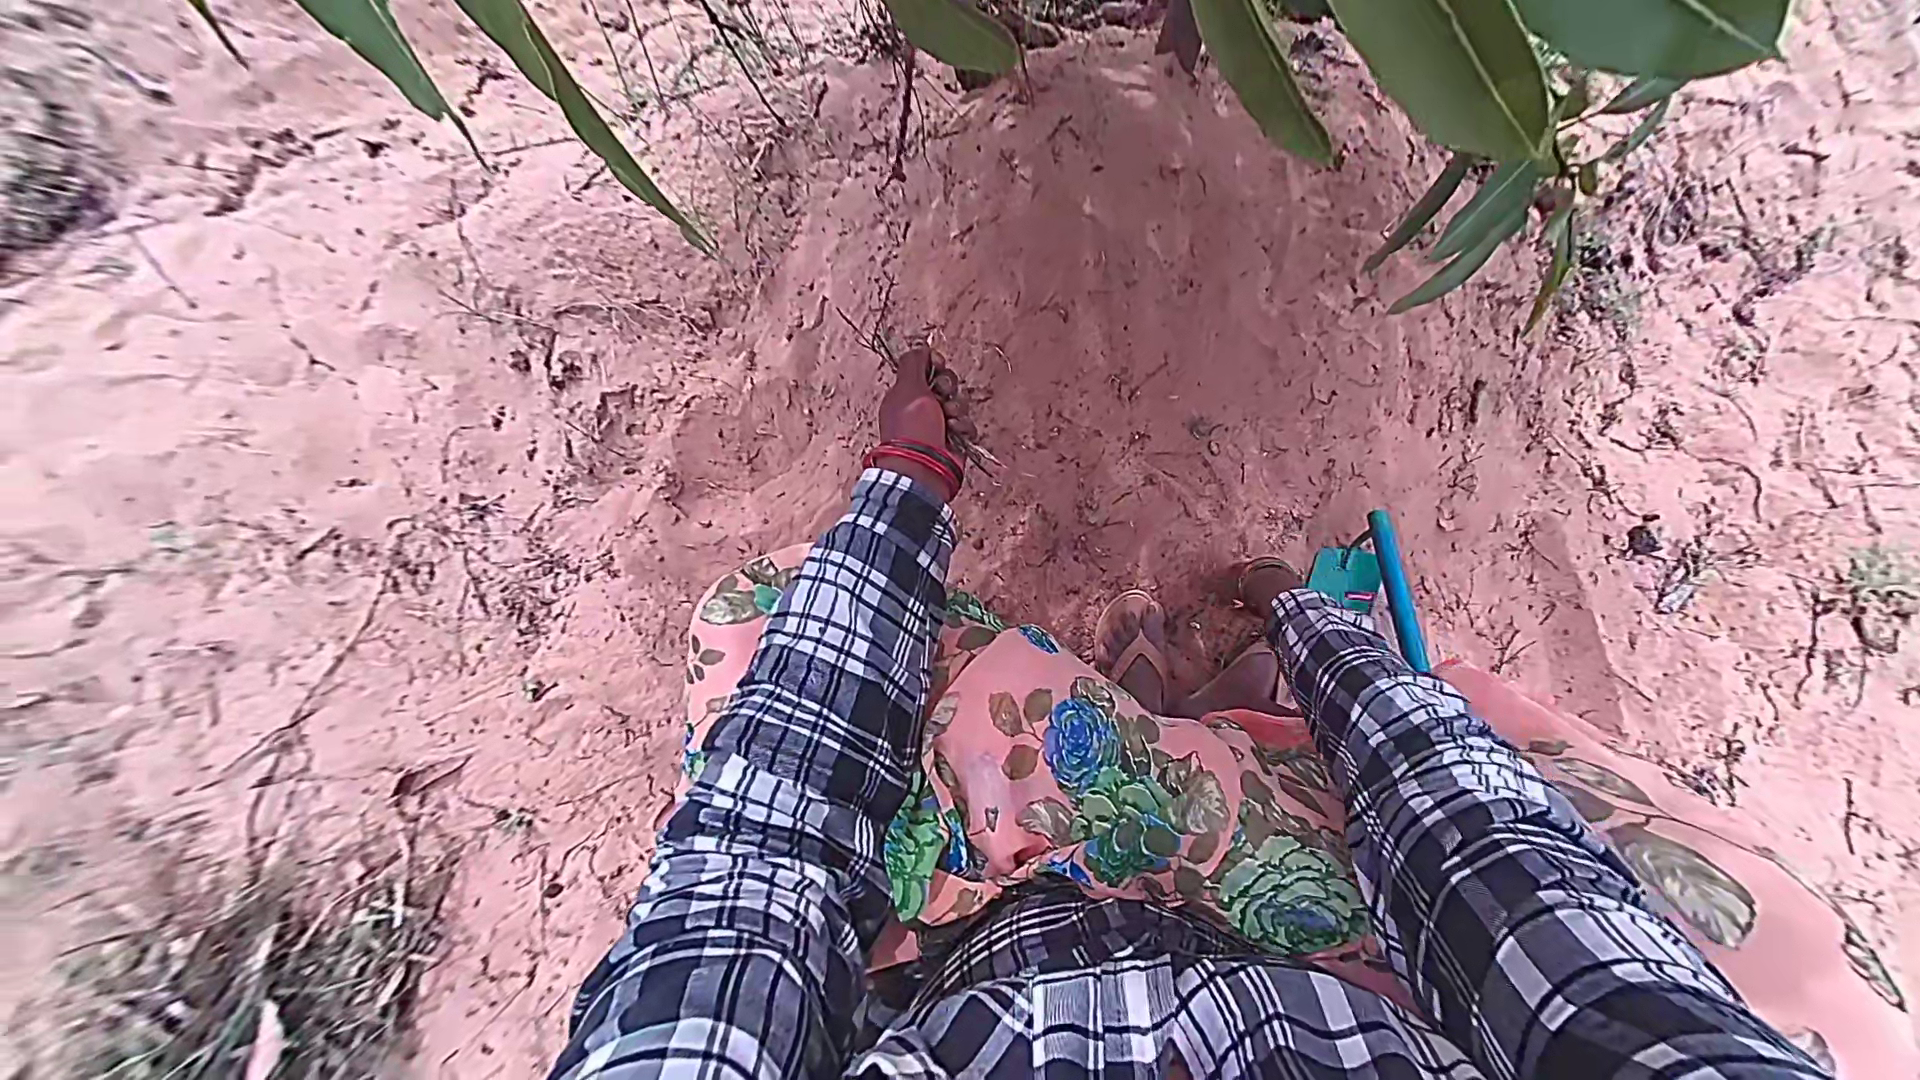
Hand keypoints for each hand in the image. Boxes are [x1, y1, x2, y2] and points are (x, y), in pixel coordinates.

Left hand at [874, 346, 968, 501]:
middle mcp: (922, 407)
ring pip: (959, 402)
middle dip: (947, 386)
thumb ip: (913, 363)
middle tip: (940, 396)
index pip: (927, 368)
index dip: (935, 364)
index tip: (937, 364)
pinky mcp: (954, 439)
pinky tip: (954, 432)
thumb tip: (920, 347)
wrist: (924, 465)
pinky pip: (967, 424)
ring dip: (956, 408)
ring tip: (948, 419)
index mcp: (906, 393)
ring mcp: (939, 423)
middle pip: (946, 382)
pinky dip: (963, 427)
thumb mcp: (907, 387)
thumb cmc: (911, 426)